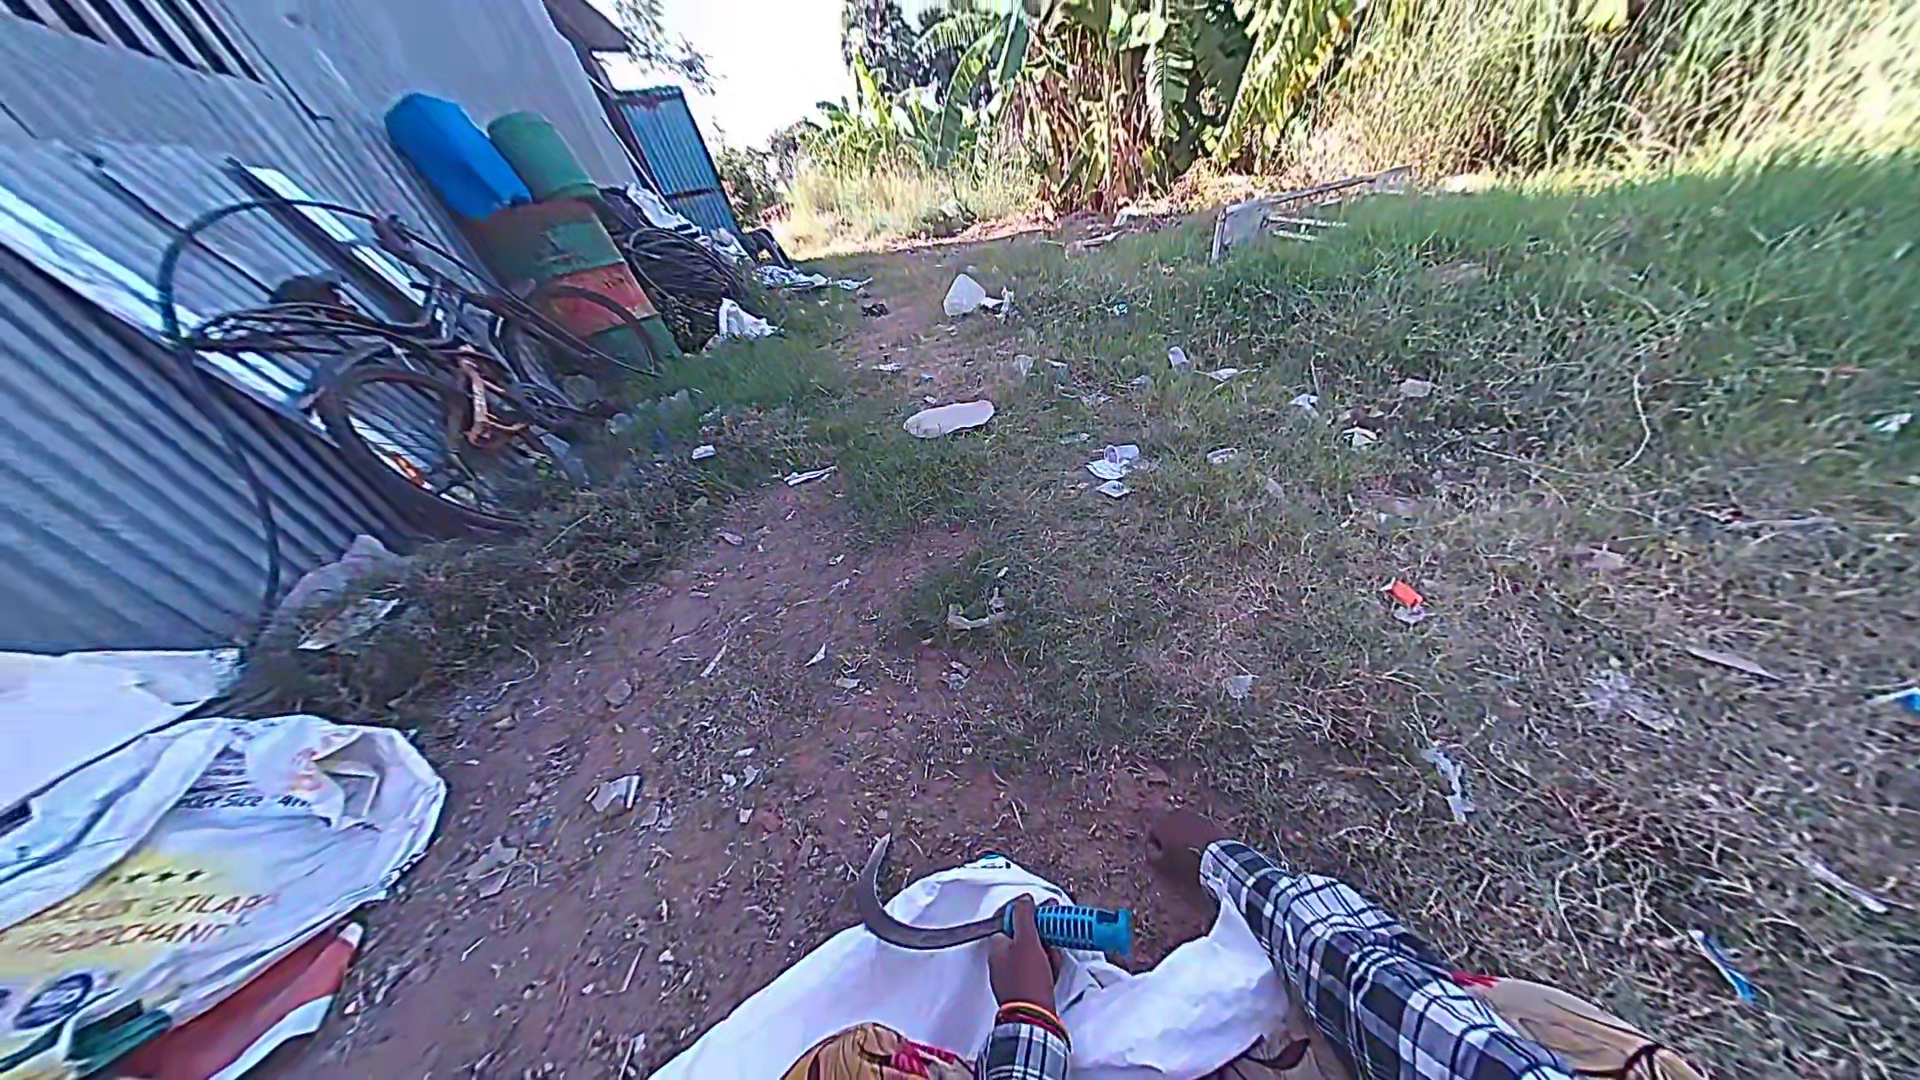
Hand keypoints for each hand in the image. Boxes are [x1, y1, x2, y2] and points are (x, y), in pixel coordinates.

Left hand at [988, 896, 1056, 1008]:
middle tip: (1050, 938)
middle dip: (1040, 937)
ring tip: (1053, 957)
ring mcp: (1012, 979)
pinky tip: (1053, 970)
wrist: (1036, 1019)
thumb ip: (1024, 916)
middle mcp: (1000, 964)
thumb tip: (1023, 900)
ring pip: (1031, 956)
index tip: (1039, 917)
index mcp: (996, 948)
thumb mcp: (1027, 939)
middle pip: (1022, 939)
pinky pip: (1036, 973)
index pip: (1010, 923)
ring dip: (1045, 953)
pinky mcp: (1024, 993)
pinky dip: (1046, 968)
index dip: (1026, 918)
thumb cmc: (1027, 980)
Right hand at [1146, 809, 1229, 910]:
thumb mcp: (1163, 865)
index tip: (1158, 857)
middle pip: (1167, 826)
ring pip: (1183, 826)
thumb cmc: (1186, 863)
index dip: (1153, 844)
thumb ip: (1151, 854)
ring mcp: (1194, 817)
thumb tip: (1151, 847)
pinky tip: (1201, 851)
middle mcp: (1176, 814)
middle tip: (1173, 854)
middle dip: (1168, 837)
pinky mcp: (1209, 823)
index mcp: (1162, 822)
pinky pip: (1198, 830)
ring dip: (1183, 837)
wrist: (1219, 860)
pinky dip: (1197, 838)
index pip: (1151, 830)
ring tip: (1188, 854)